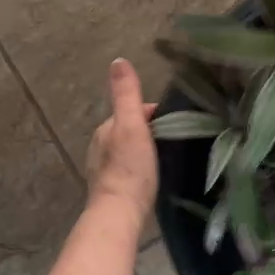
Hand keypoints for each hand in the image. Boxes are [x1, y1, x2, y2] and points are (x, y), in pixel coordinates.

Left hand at [86, 59, 158, 222]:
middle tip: (172, 142)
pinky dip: (138, 169)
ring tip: (165, 160)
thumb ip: (126, 93)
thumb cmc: (129, 168)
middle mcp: (99, 146)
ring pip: (128, 150)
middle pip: (131, 129)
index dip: (155, 113)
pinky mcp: (110, 190)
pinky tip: (150, 178)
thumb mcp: (131, 125)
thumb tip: (118, 60)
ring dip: (144, 151)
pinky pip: (127, 170)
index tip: (175, 124)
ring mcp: (103, 169)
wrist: (119, 215)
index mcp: (105, 128)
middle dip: (149, 132)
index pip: (134, 110)